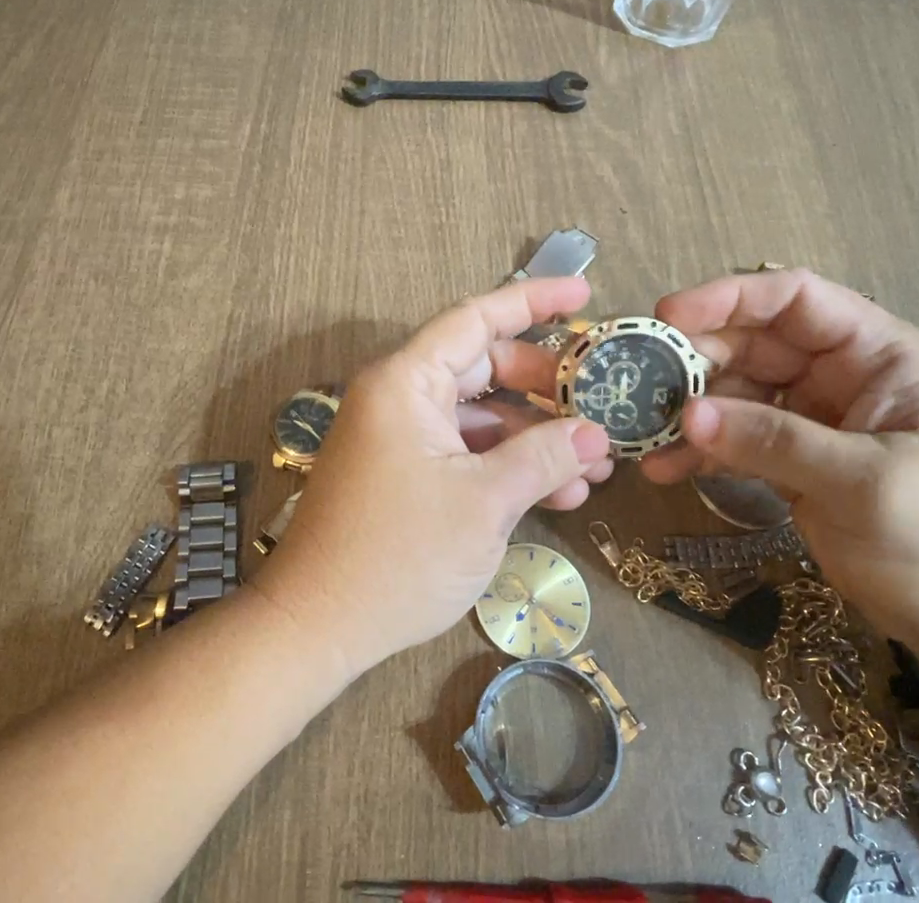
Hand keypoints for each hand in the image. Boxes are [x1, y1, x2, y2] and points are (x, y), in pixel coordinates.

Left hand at [253, 278, 612, 677]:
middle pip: (481, 367)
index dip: (532, 301)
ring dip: (532, 436)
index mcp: (405, 382)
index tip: (584, 293)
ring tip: (593, 468)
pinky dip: (504, 466)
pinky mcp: (401, 476)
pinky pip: (462, 452)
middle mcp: (398, 398)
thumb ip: (544, 457)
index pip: (475, 319)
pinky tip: (557, 493)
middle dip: (544, 386)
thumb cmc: (399, 555)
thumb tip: (597, 434)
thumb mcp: (485, 502)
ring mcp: (398, 438)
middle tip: (598, 406)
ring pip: (477, 416)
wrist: (319, 624)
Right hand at [639, 270, 918, 688]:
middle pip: (754, 345)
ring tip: (641, 433)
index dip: (731, 298)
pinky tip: (664, 470)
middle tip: (638, 384)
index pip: (797, 301)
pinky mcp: (795, 466)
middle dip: (696, 359)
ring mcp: (817, 423)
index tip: (668, 317)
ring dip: (688, 411)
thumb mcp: (868, 483)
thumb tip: (687, 415)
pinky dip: (700, 452)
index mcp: (882, 356)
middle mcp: (844, 378)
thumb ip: (775, 442)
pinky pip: (736, 442)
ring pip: (736, 394)